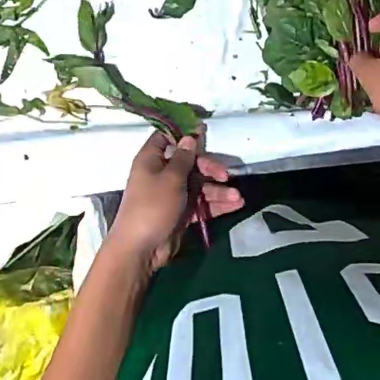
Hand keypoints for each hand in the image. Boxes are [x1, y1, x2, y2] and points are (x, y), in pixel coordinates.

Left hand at [105, 131, 244, 271]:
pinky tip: (236, 205)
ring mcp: (172, 193)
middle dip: (209, 167)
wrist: (142, 249)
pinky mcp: (181, 211)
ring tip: (237, 197)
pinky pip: (201, 202)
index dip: (183, 133)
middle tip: (226, 175)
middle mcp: (162, 173)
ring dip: (218, 189)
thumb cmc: (152, 206)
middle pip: (190, 162)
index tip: (204, 130)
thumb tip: (189, 136)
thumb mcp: (171, 178)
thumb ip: (184, 157)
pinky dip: (216, 204)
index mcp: (152, 159)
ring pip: (199, 184)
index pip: (165, 137)